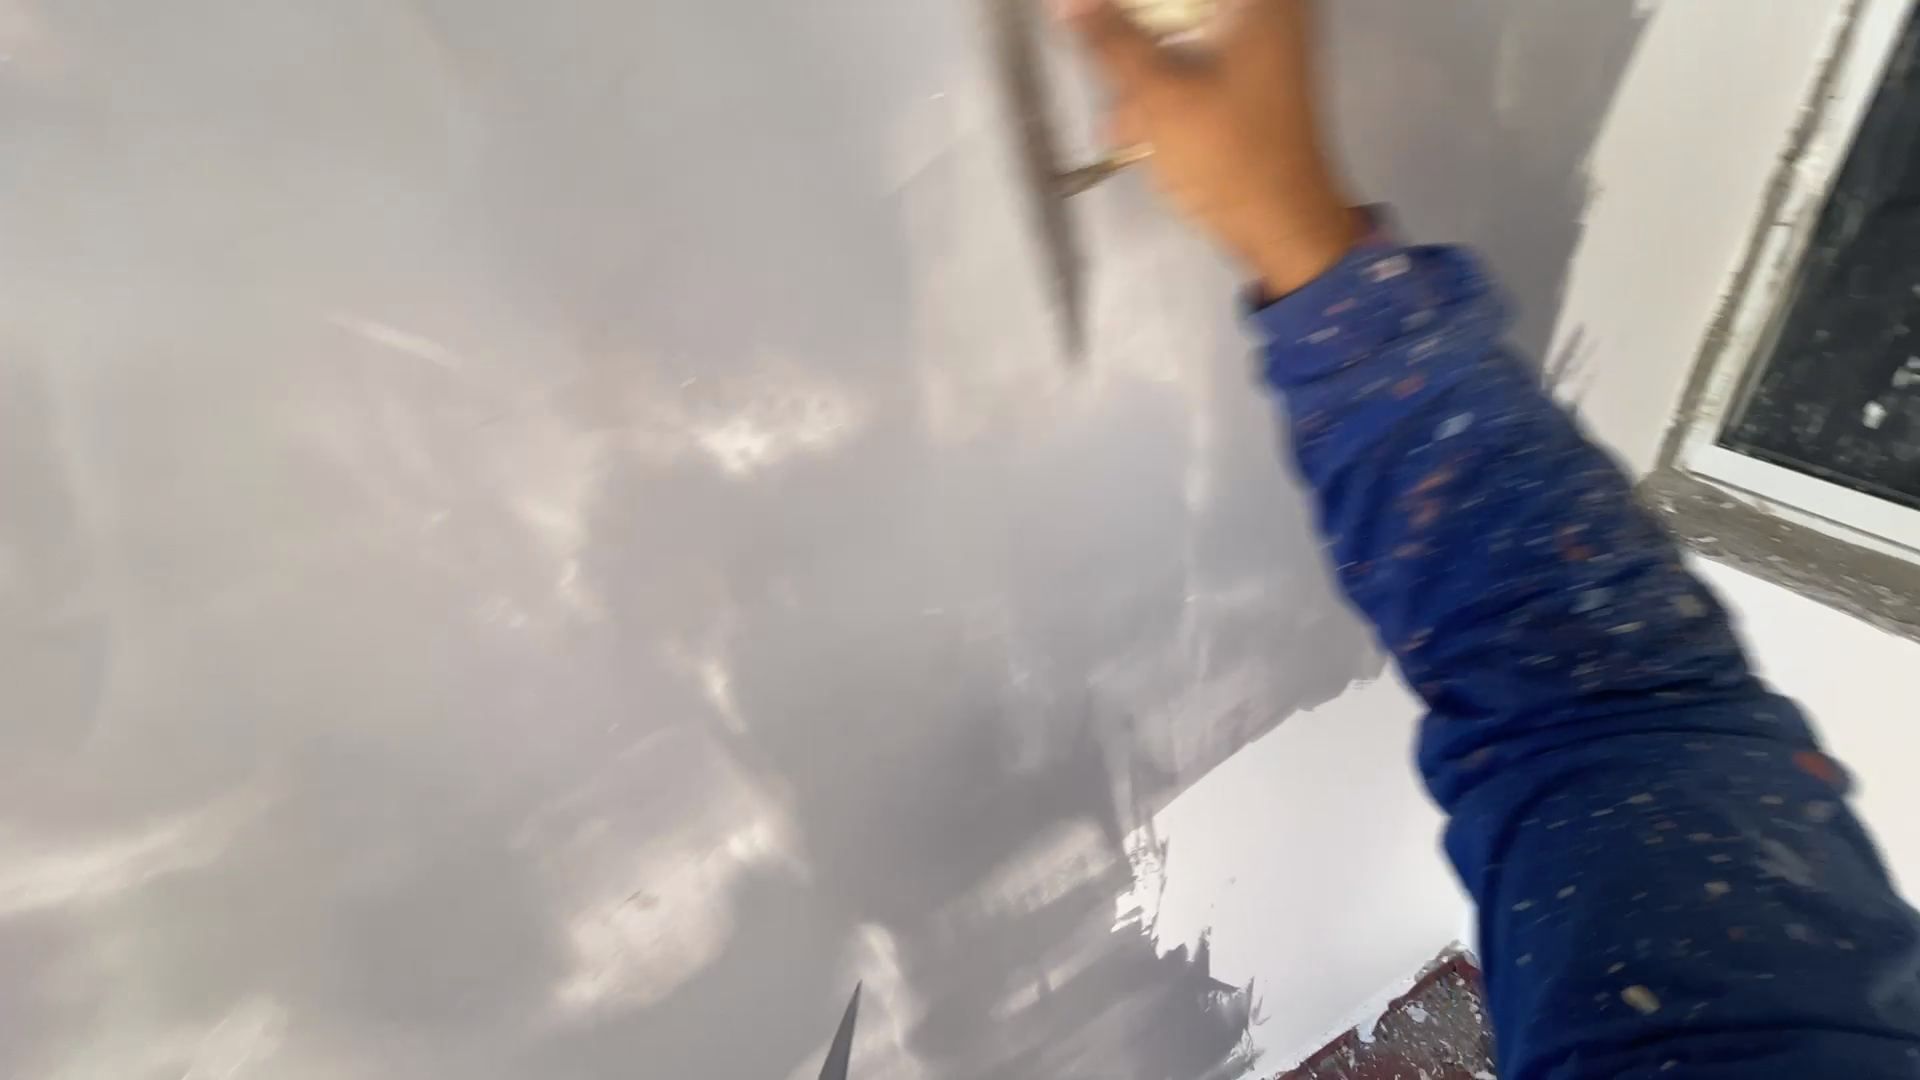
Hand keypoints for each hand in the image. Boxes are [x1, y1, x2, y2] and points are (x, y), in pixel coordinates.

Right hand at [1057, 0, 1361, 294]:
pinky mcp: (1255, 86)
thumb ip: (1113, 44)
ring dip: (1144, 71)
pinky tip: (1136, 128)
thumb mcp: (1160, 98)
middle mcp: (1270, 10)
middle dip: (1135, 38)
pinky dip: (1167, 90)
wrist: (1282, 224)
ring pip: (1187, 38)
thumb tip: (1065, 4)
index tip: (1095, 22)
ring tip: (1116, 120)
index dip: (1132, 12)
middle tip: (1098, 60)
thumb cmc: (1227, 156)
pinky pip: (1200, 68)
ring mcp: (1266, 49)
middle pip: (1179, 12)